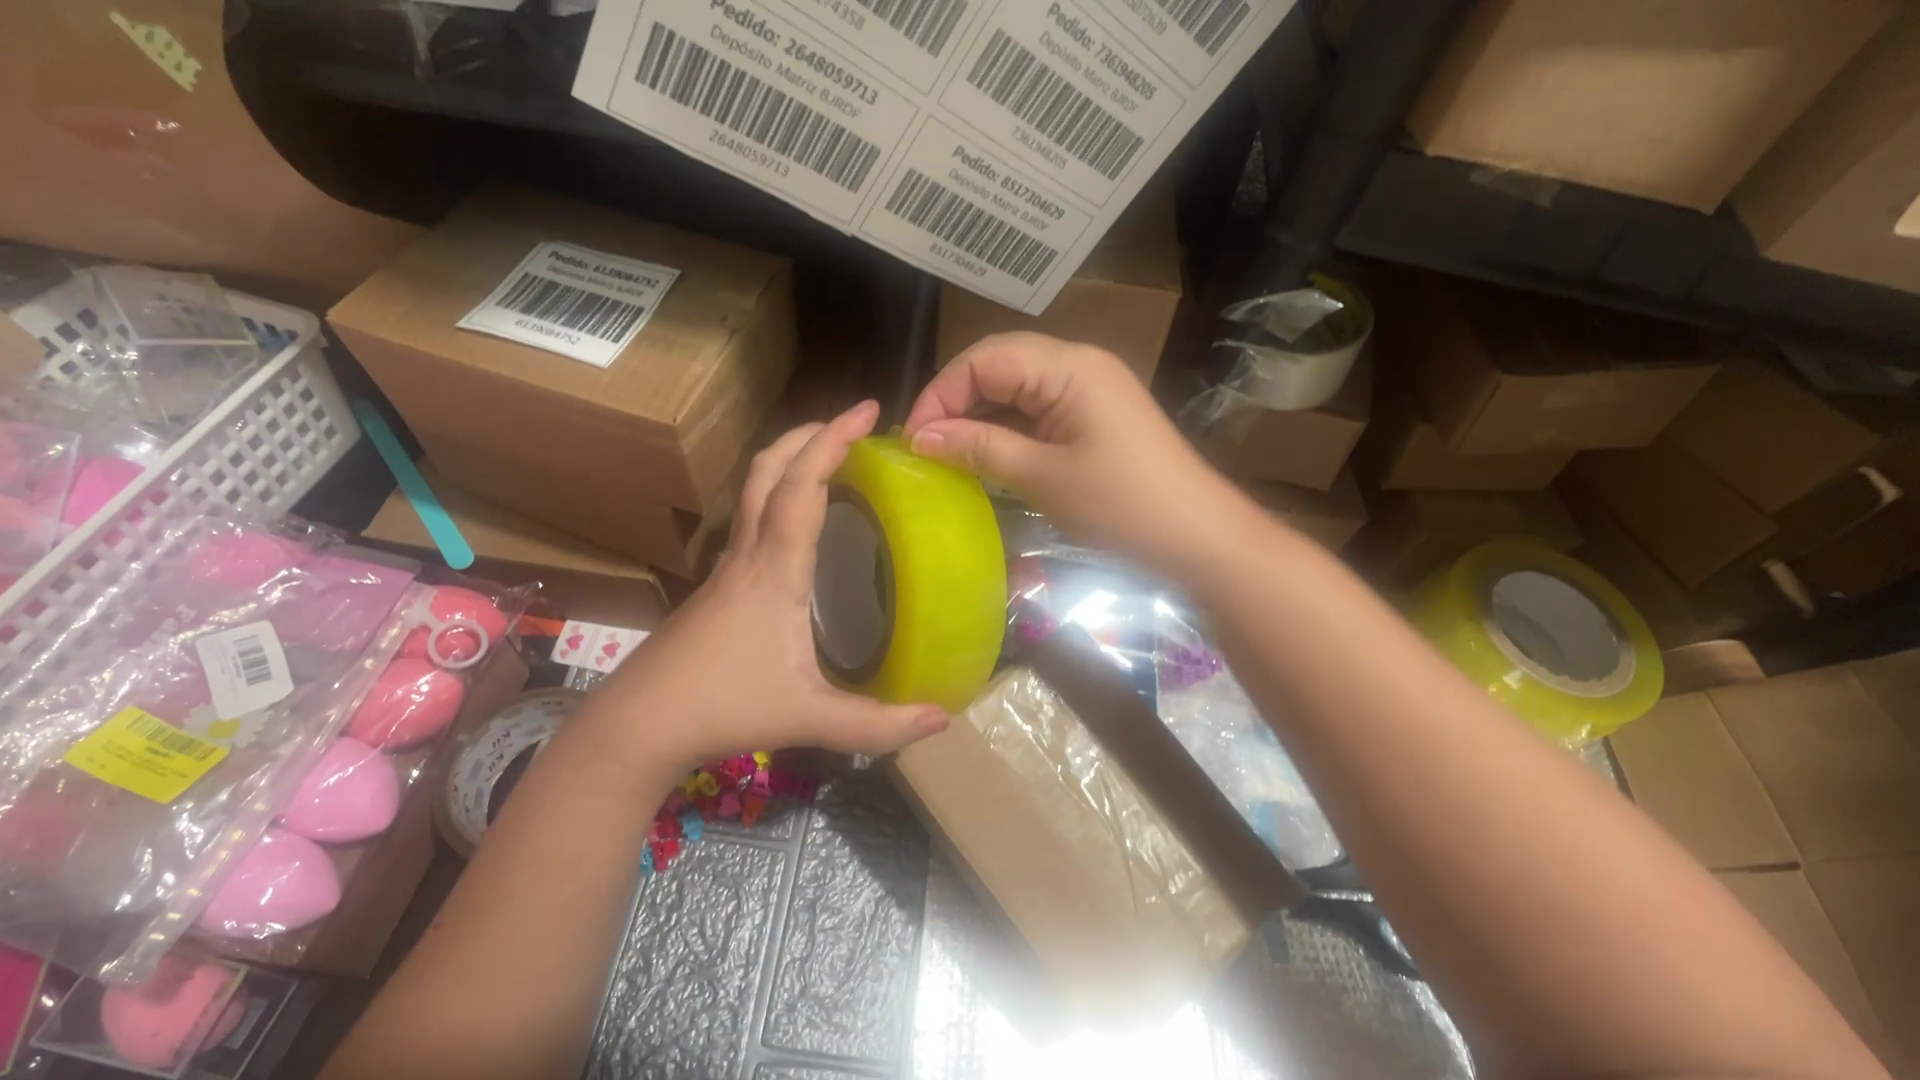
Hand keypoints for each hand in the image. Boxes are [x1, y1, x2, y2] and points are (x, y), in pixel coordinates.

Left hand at [584, 401, 948, 772]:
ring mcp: (726, 570)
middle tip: (850, 424)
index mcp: (774, 571)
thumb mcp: (808, 718)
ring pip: (754, 493)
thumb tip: (942, 721)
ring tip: (831, 462)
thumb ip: (878, 725)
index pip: (802, 486)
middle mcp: (747, 557)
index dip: (832, 441)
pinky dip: (780, 499)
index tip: (867, 410)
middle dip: (807, 435)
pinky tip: (801, 530)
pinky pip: (752, 522)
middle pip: (768, 471)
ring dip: (790, 463)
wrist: (639, 724)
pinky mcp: (716, 588)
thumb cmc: (723, 708)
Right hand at [902, 332, 1243, 576]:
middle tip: (925, 445)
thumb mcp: (1043, 477)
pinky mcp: (1094, 416)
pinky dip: (1007, 427)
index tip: (913, 440)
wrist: (1200, 538)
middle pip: (998, 364)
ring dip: (979, 414)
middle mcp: (1078, 363)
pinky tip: (985, 455)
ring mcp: (1089, 388)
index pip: (983, 359)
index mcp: (1068, 366)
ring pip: (1016, 386)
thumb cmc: (1123, 505)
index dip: (941, 394)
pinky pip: (1038, 407)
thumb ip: (980, 448)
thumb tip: (919, 437)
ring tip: (947, 453)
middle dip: (955, 400)